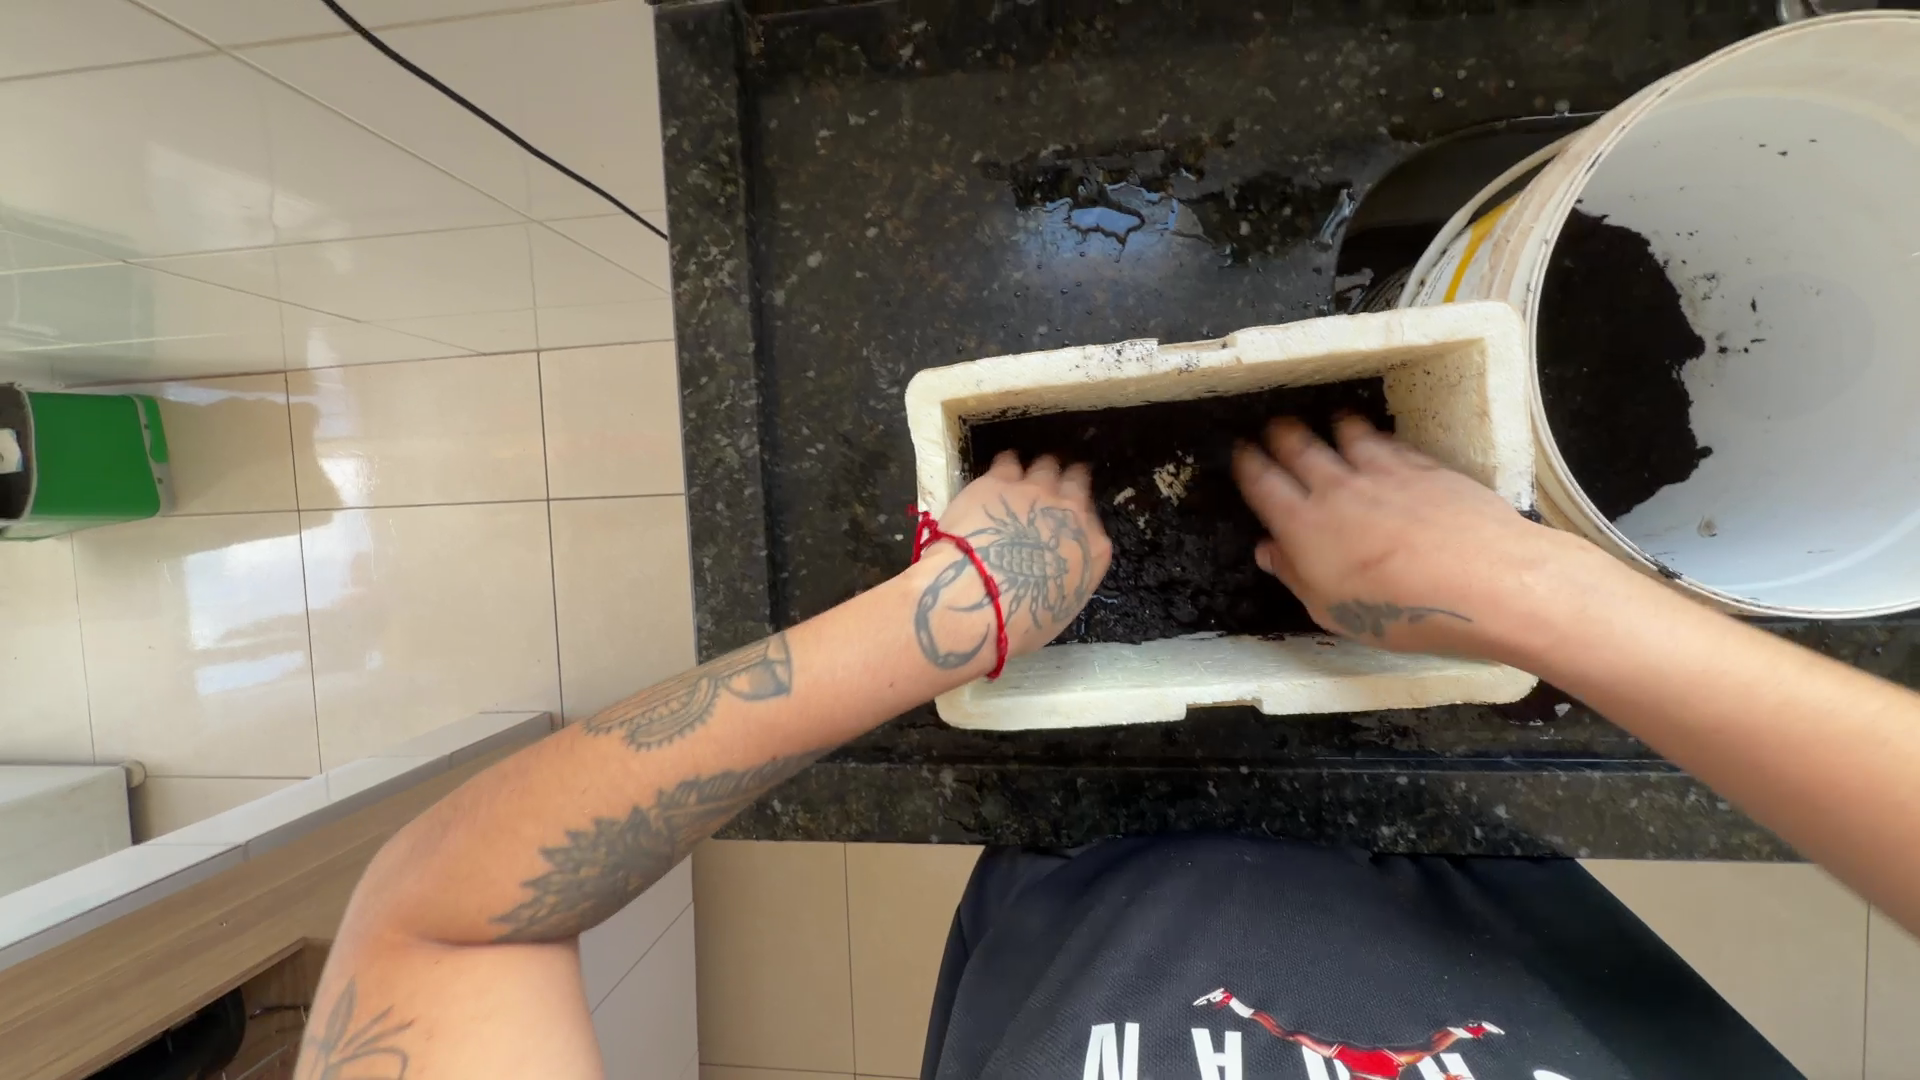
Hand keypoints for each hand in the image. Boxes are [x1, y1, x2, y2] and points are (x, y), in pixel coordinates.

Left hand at [911, 451, 1112, 672]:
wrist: (978, 599)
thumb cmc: (1019, 621)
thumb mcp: (1058, 609)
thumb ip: (1065, 579)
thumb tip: (1053, 573)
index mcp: (1094, 549)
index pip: (1093, 523)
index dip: (1079, 519)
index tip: (1068, 521)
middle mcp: (1072, 512)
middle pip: (1076, 481)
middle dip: (1068, 480)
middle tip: (1056, 483)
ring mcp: (1035, 491)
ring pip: (1046, 464)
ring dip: (1040, 468)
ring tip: (1028, 472)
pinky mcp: (998, 481)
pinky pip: (1008, 460)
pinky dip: (1007, 463)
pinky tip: (1001, 467)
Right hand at [1232, 414, 1584, 657]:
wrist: (1488, 584)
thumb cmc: (1399, 610)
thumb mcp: (1330, 609)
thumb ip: (1295, 574)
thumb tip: (1268, 549)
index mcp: (1303, 525)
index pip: (1262, 483)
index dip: (1247, 464)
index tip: (1240, 451)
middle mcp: (1336, 489)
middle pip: (1299, 448)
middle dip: (1280, 434)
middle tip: (1273, 426)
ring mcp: (1383, 474)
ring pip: (1346, 436)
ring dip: (1332, 426)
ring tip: (1330, 420)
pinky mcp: (1426, 468)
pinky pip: (1390, 443)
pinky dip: (1376, 436)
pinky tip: (1378, 438)